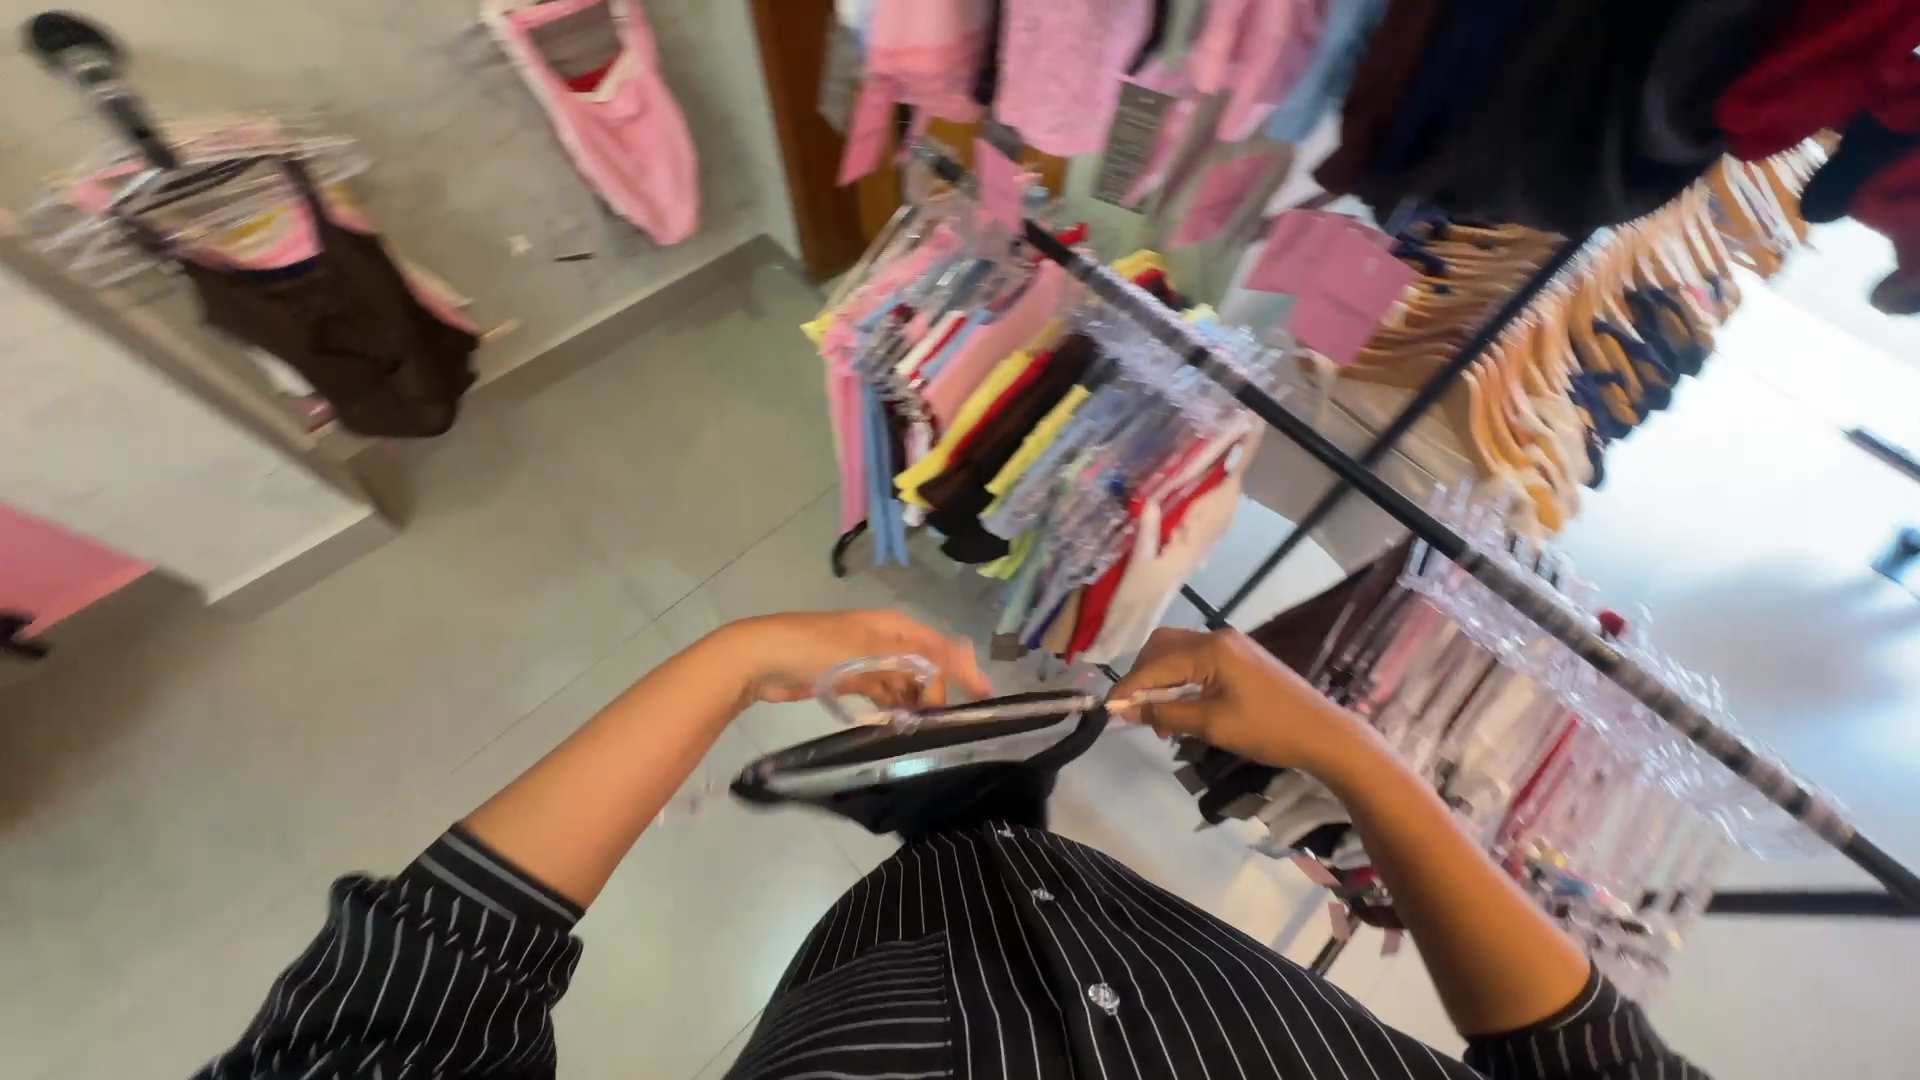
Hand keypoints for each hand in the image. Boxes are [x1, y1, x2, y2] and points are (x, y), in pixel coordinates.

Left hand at [715, 609, 993, 709]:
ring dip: (912, 704)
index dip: (964, 668)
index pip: (940, 647)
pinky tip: (896, 726)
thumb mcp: (870, 652)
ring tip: (921, 731)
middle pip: (923, 668)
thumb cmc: (818, 648)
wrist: (762, 658)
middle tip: (938, 724)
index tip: (985, 694)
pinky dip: (891, 709)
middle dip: (934, 692)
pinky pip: (882, 695)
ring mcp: (866, 660)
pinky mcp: (849, 679)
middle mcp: (885, 640)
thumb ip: (914, 661)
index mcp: (894, 627)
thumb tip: (956, 665)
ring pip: (903, 684)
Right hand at [1110, 627, 1376, 775]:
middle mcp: (1217, 637)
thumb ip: (1165, 713)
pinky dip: (1180, 678)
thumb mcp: (1212, 725)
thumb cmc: (1268, 730)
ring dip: (1161, 678)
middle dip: (1142, 677)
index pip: (1154, 664)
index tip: (1107, 708)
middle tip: (1136, 711)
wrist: (1326, 735)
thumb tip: (1125, 710)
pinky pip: (1196, 658)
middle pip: (1162, 647)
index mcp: (1210, 649)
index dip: (1128, 686)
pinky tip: (1181, 704)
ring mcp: (1231, 644)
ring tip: (1159, 715)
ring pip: (1178, 651)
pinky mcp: (1241, 656)